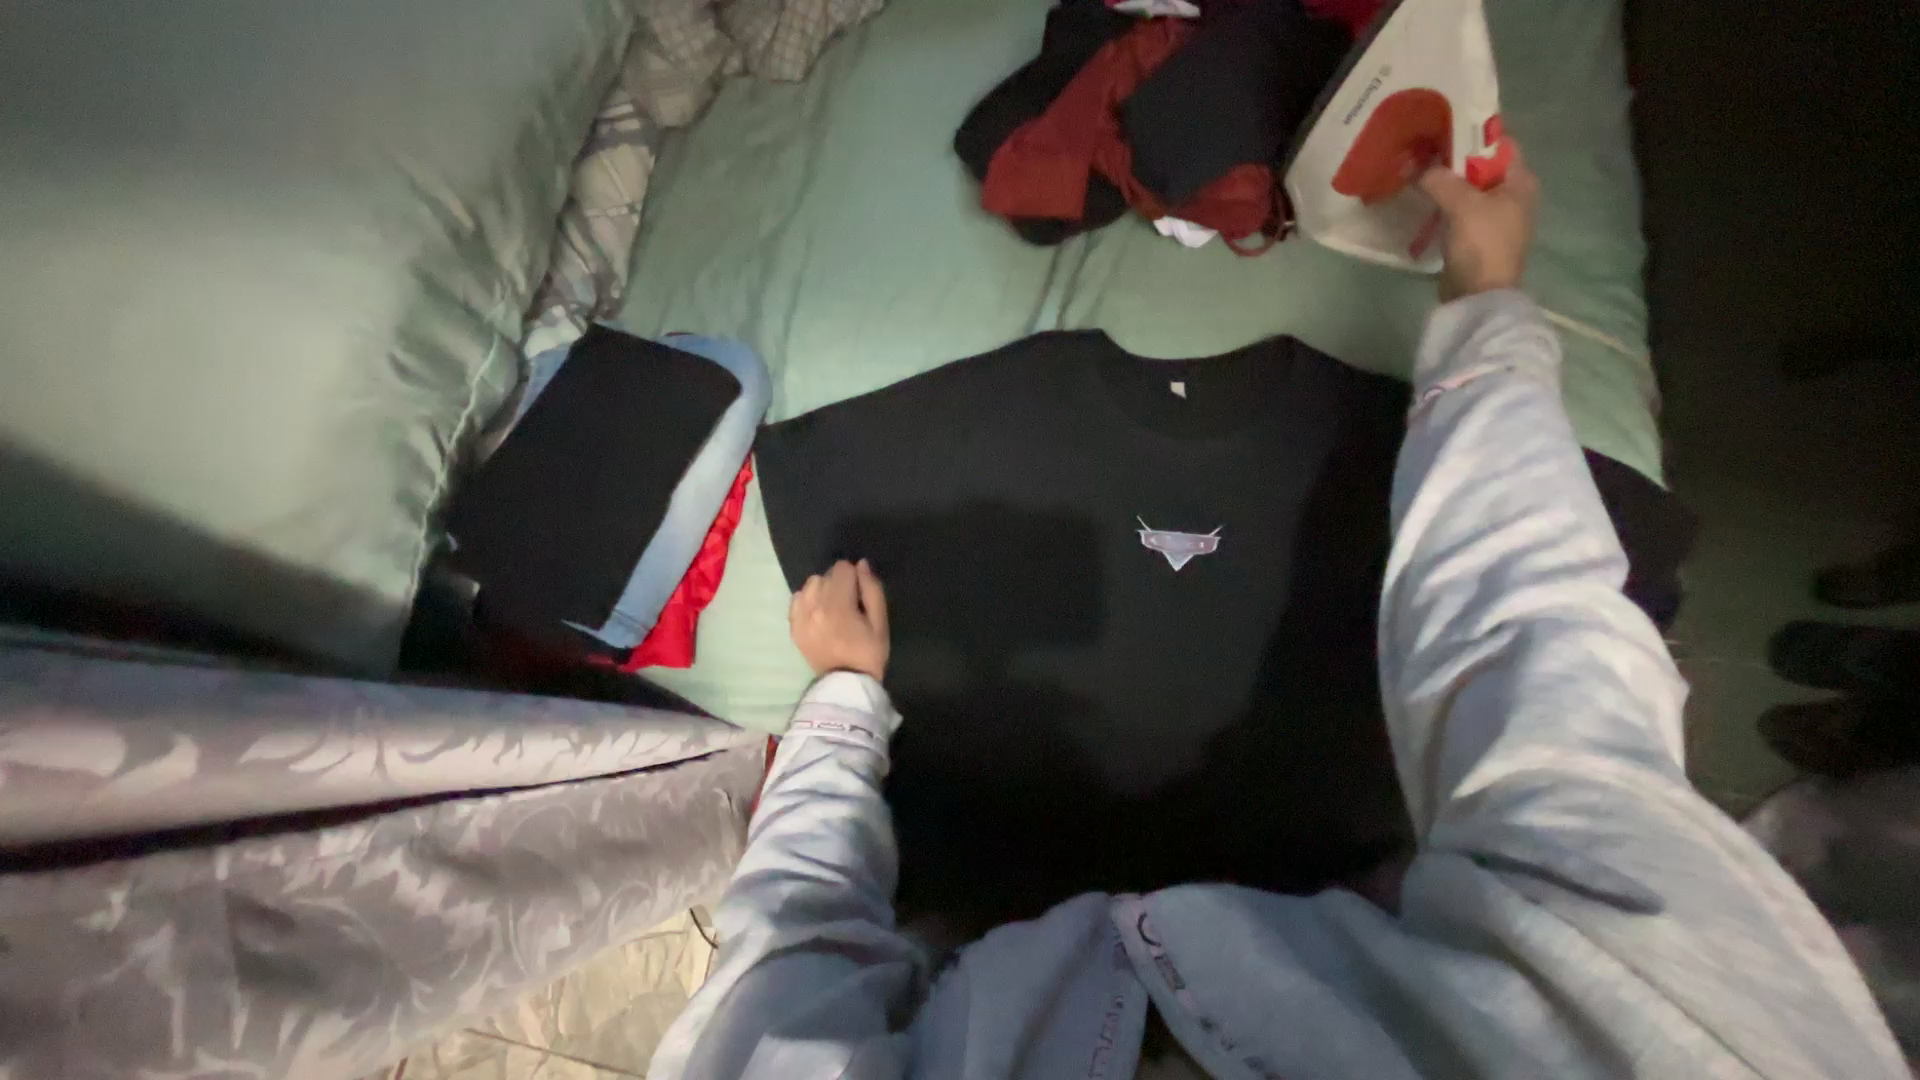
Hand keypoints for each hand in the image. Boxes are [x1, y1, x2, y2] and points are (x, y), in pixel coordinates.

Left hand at [790, 559, 889, 680]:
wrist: (846, 683)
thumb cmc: (868, 652)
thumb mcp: (880, 622)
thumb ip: (872, 589)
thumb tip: (861, 564)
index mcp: (837, 605)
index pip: (842, 568)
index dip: (855, 577)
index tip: (860, 595)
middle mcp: (814, 606)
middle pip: (826, 575)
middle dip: (839, 584)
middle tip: (849, 605)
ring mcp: (800, 617)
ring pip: (810, 585)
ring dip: (822, 590)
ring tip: (832, 609)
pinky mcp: (793, 627)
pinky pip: (797, 599)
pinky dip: (808, 601)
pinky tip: (818, 614)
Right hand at [1417, 140, 1538, 300]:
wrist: (1479, 295)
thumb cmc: (1482, 244)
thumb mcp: (1462, 205)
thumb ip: (1440, 180)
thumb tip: (1415, 166)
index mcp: (1520, 181)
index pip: (1499, 145)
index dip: (1472, 136)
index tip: (1441, 130)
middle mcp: (1511, 196)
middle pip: (1479, 169)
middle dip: (1451, 161)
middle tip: (1420, 153)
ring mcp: (1492, 219)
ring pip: (1464, 192)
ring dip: (1442, 185)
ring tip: (1414, 177)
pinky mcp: (1473, 239)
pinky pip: (1455, 213)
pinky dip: (1439, 207)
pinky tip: (1420, 204)